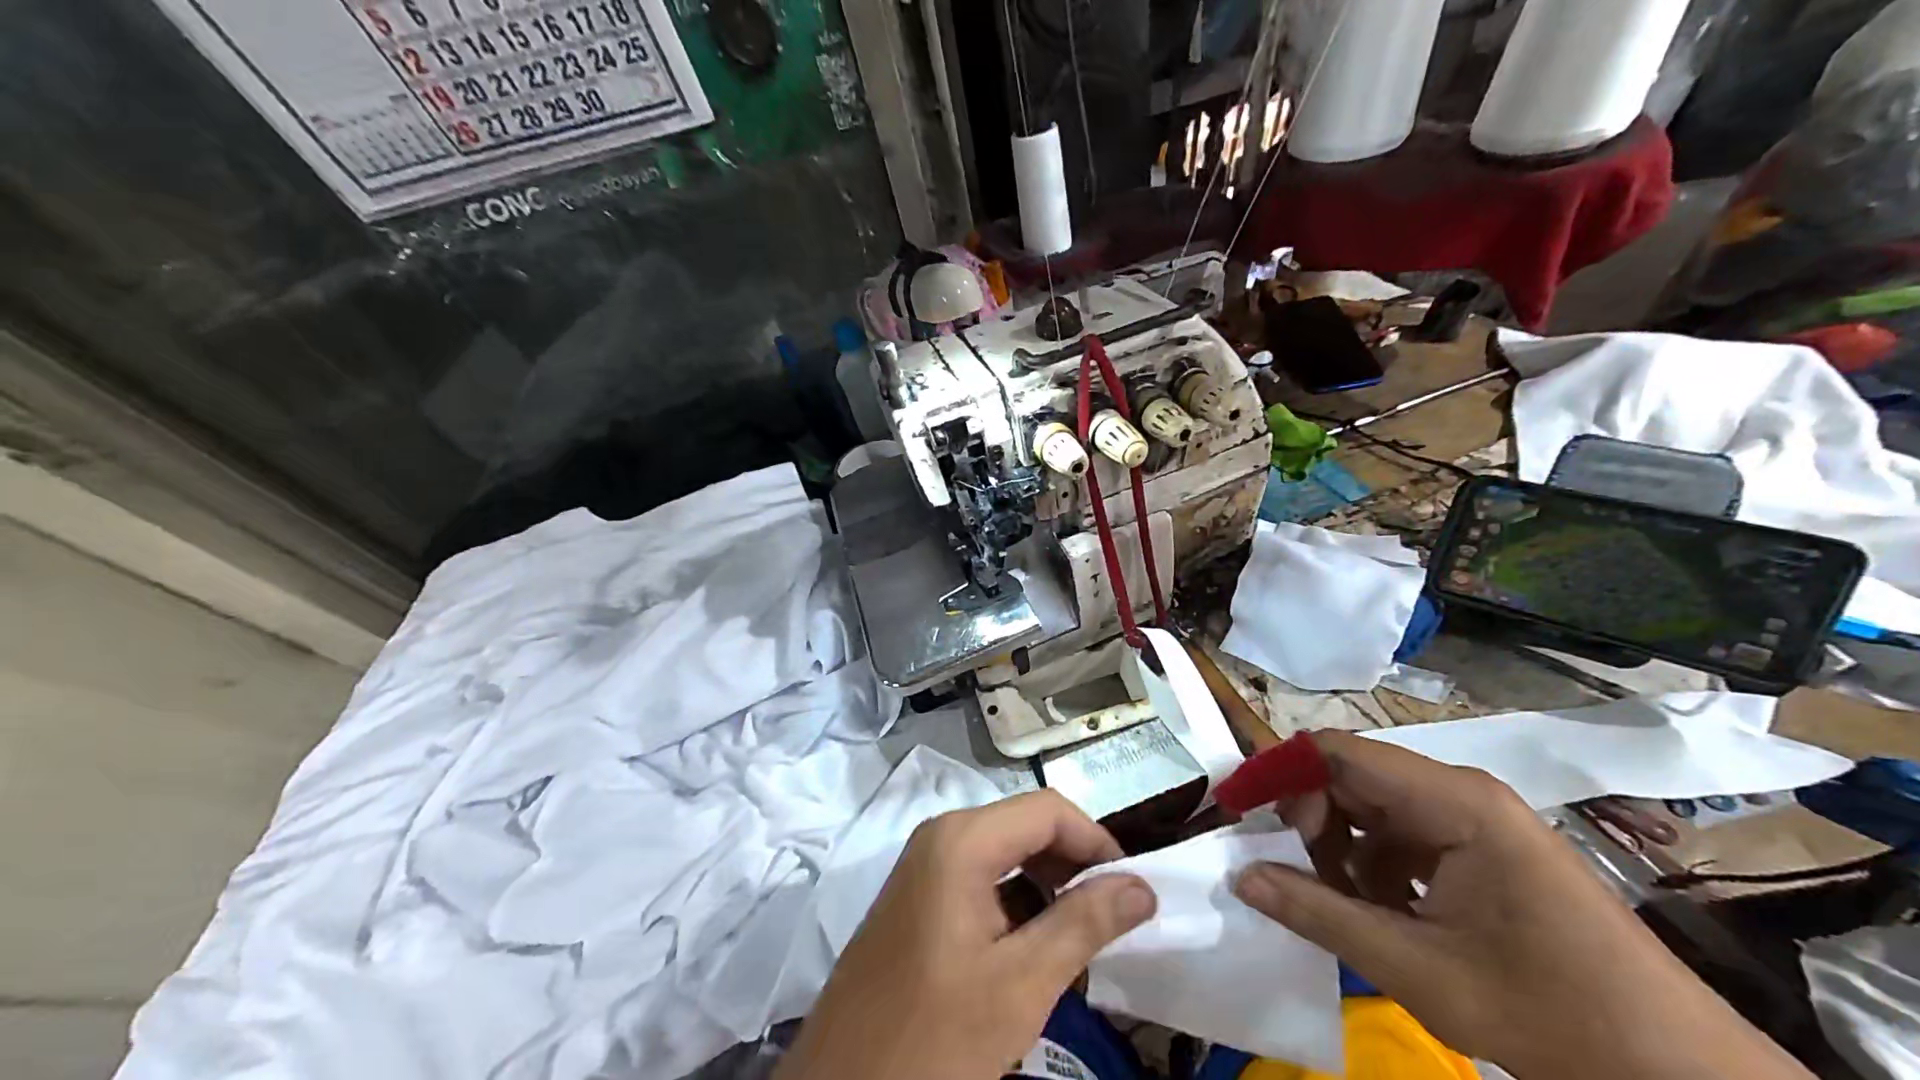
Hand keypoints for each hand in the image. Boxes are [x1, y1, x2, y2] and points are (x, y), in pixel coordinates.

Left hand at [777, 790, 1156, 1079]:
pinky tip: (1033, 953)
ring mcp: (924, 866)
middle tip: (1110, 920)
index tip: (1130, 891)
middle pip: (1026, 827)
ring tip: (1077, 942)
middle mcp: (940, 837)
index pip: (1048, 810)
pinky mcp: (918, 897)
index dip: (1096, 841)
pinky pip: (981, 879)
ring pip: (1006, 853)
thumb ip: (1084, 923)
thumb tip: (1141, 885)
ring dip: (1048, 887)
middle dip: (1073, 866)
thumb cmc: (936, 1035)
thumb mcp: (1021, 982)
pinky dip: (1017, 904)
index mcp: (961, 840)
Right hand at [1231, 731, 1811, 1079]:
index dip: (1280, 772)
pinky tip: (1379, 913)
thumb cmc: (1550, 1013)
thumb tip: (1241, 876)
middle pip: (1353, 778)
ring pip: (1373, 808)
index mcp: (1454, 802)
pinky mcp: (1482, 850)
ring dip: (1339, 847)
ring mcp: (1475, 821)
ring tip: (1335, 901)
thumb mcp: (1417, 968)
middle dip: (1309, 819)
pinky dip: (1373, 866)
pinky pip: (1403, 836)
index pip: (1339, 752)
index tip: (1238, 810)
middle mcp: (1462, 794)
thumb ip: (1318, 913)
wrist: (1679, 1076)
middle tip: (1286, 869)